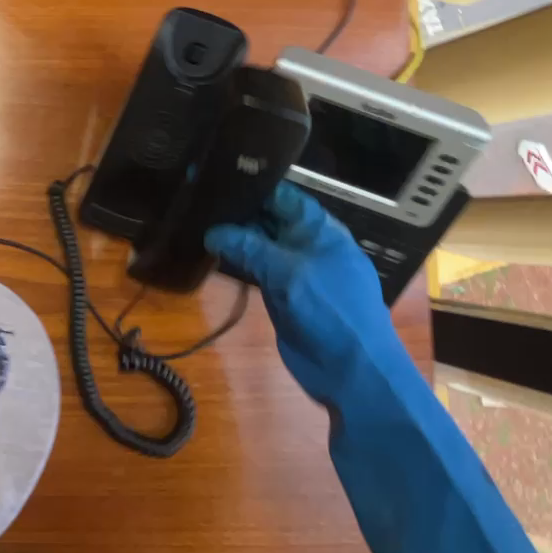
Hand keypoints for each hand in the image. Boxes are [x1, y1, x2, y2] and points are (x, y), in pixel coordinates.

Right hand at [207, 183, 547, 552]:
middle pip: (270, 219)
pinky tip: (212, 253)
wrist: (354, 374)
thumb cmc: (331, 314)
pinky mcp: (284, 296)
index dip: (253, 187)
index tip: (217, 178)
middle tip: (197, 199)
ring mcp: (296, 272)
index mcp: (322, 231)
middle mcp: (308, 246)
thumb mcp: (289, 274)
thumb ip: (250, 248)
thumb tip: (213, 231)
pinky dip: (237, 262)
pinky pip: (258, 270)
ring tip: (197, 221)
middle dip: (239, 211)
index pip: (284, 197)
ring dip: (235, 238)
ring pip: (261, 245)